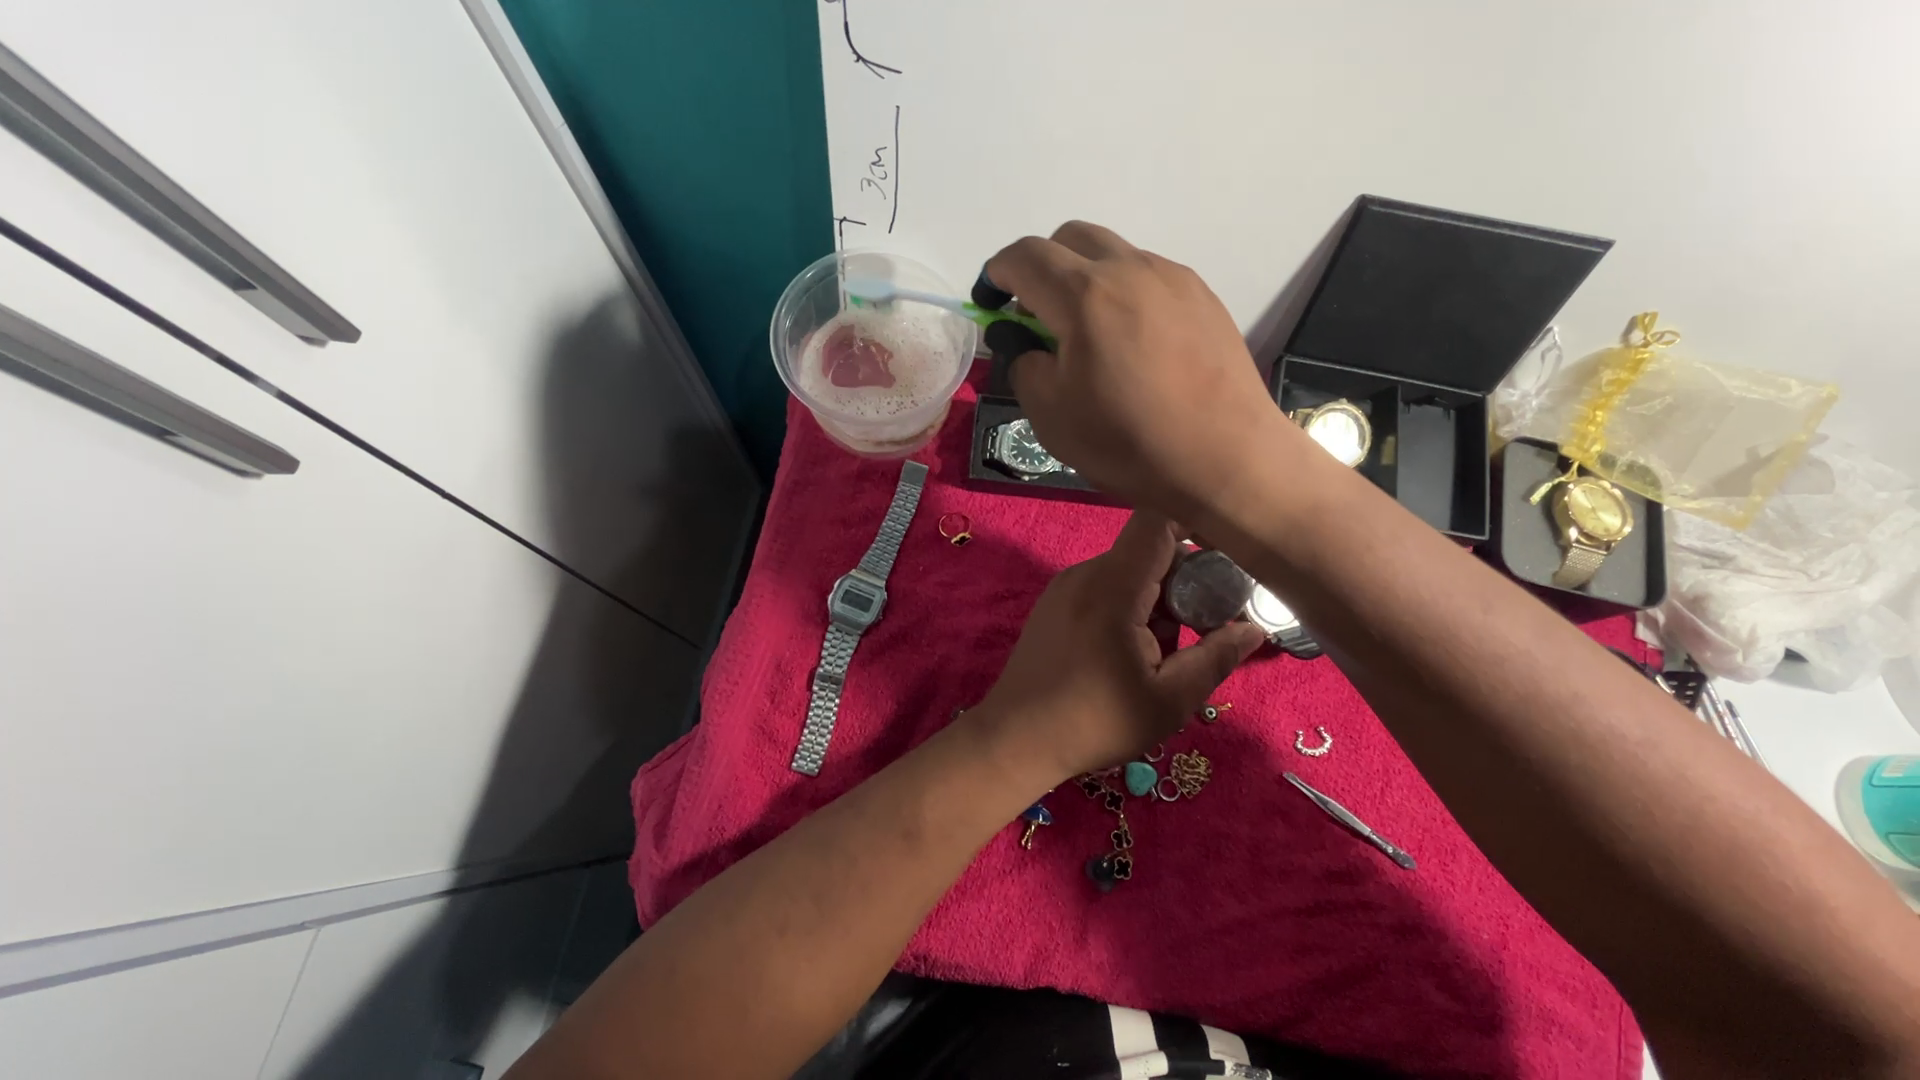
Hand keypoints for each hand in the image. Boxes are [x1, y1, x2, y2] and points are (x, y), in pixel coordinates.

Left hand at [972, 511, 1265, 781]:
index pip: (1159, 521)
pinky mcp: (1056, 605)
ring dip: (1161, 599)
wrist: (1015, 740)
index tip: (1230, 558)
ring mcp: (1066, 587)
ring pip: (1129, 571)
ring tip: (1172, 651)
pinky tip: (1138, 653)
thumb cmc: (1095, 722)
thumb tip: (1254, 629)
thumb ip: (1216, 658)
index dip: (1198, 525)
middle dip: (1188, 579)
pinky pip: (1107, 588)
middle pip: (1149, 549)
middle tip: (1210, 624)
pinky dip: (1133, 607)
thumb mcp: (1169, 699)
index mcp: (1112, 586)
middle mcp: (1086, 574)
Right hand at [982, 222, 1302, 521]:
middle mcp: (1130, 270)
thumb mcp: (1052, 417)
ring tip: (1088, 333)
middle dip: (1041, 266)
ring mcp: (1174, 279)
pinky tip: (1132, 344)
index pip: (1024, 257)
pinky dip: (1124, 293)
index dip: (996, 275)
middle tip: (1035, 315)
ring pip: (1114, 254)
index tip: (990, 305)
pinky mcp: (1204, 297)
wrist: (1228, 461)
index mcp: (1084, 295)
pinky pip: (1149, 276)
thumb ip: (1025, 365)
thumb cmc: (1130, 444)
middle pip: (1070, 238)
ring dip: (1085, 278)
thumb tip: (1027, 343)